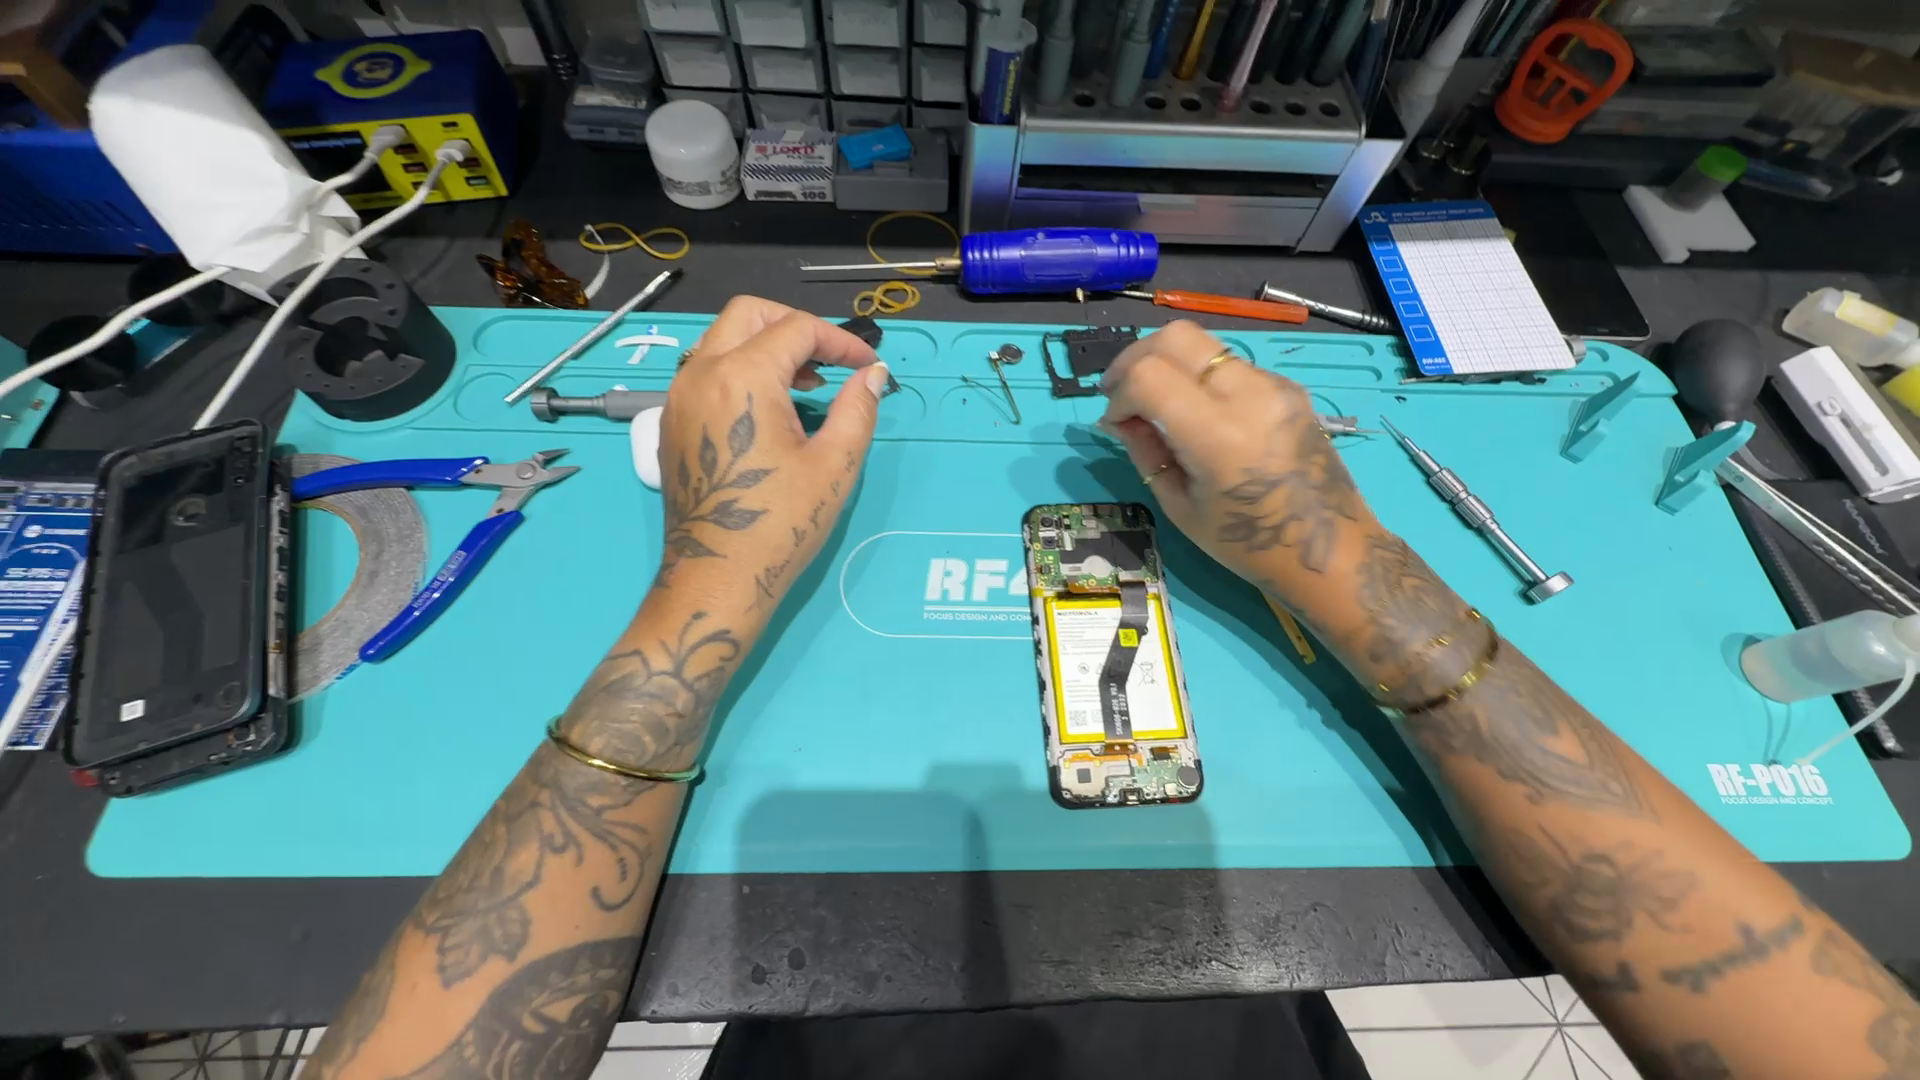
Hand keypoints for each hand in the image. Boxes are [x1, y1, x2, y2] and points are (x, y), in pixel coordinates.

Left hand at [654, 296, 889, 614]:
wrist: (717, 579)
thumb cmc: (782, 524)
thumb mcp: (835, 465)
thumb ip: (858, 408)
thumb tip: (874, 375)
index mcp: (742, 376)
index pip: (797, 330)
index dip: (841, 342)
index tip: (869, 367)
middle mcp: (700, 373)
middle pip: (749, 314)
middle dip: (796, 326)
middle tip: (832, 360)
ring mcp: (678, 398)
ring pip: (723, 340)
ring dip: (768, 346)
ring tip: (809, 385)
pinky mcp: (672, 424)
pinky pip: (707, 372)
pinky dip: (742, 370)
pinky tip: (771, 411)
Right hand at [1099, 320, 1377, 605]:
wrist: (1328, 549)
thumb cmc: (1246, 543)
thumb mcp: (1179, 505)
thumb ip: (1146, 451)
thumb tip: (1120, 419)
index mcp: (1218, 435)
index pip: (1149, 376)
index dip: (1119, 394)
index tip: (1115, 422)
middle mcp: (1249, 395)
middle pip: (1176, 337)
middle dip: (1135, 359)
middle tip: (1118, 391)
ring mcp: (1273, 385)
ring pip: (1203, 344)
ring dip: (1167, 365)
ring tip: (1153, 401)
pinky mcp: (1287, 387)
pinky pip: (1228, 364)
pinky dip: (1197, 377)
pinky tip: (1192, 411)